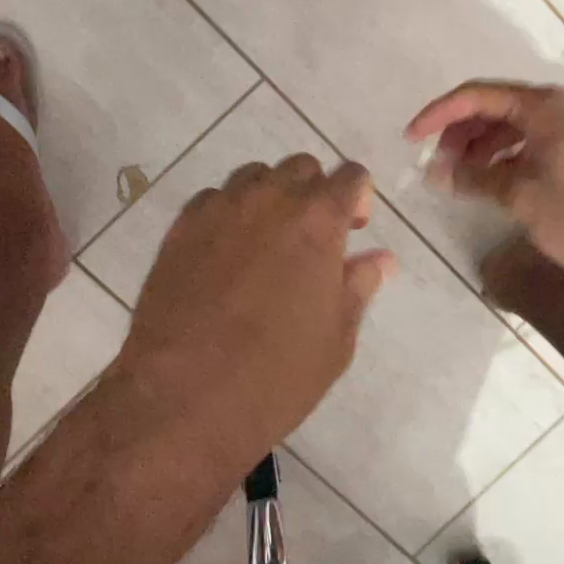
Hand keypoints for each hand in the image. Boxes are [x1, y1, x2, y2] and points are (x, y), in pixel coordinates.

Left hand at [113, 155, 396, 470]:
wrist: (185, 395)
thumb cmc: (275, 374)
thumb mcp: (335, 338)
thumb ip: (358, 285)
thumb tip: (381, 259)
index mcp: (318, 219)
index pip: (351, 176)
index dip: (357, 198)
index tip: (352, 231)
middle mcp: (271, 198)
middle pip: (301, 168)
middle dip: (313, 192)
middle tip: (311, 239)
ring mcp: (221, 206)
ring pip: (254, 176)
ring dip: (269, 197)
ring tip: (265, 245)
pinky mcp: (182, 224)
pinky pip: (214, 199)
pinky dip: (227, 213)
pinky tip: (224, 256)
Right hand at [406, 80, 563, 291]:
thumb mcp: (524, 198)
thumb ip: (476, 178)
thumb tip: (438, 171)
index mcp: (545, 107)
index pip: (476, 95)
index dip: (438, 115)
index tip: (411, 139)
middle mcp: (562, 107)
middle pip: (495, 107)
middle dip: (460, 134)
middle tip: (439, 167)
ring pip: (515, 126)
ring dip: (483, 148)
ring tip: (462, 180)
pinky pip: (535, 140)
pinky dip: (509, 157)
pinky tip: (496, 183)